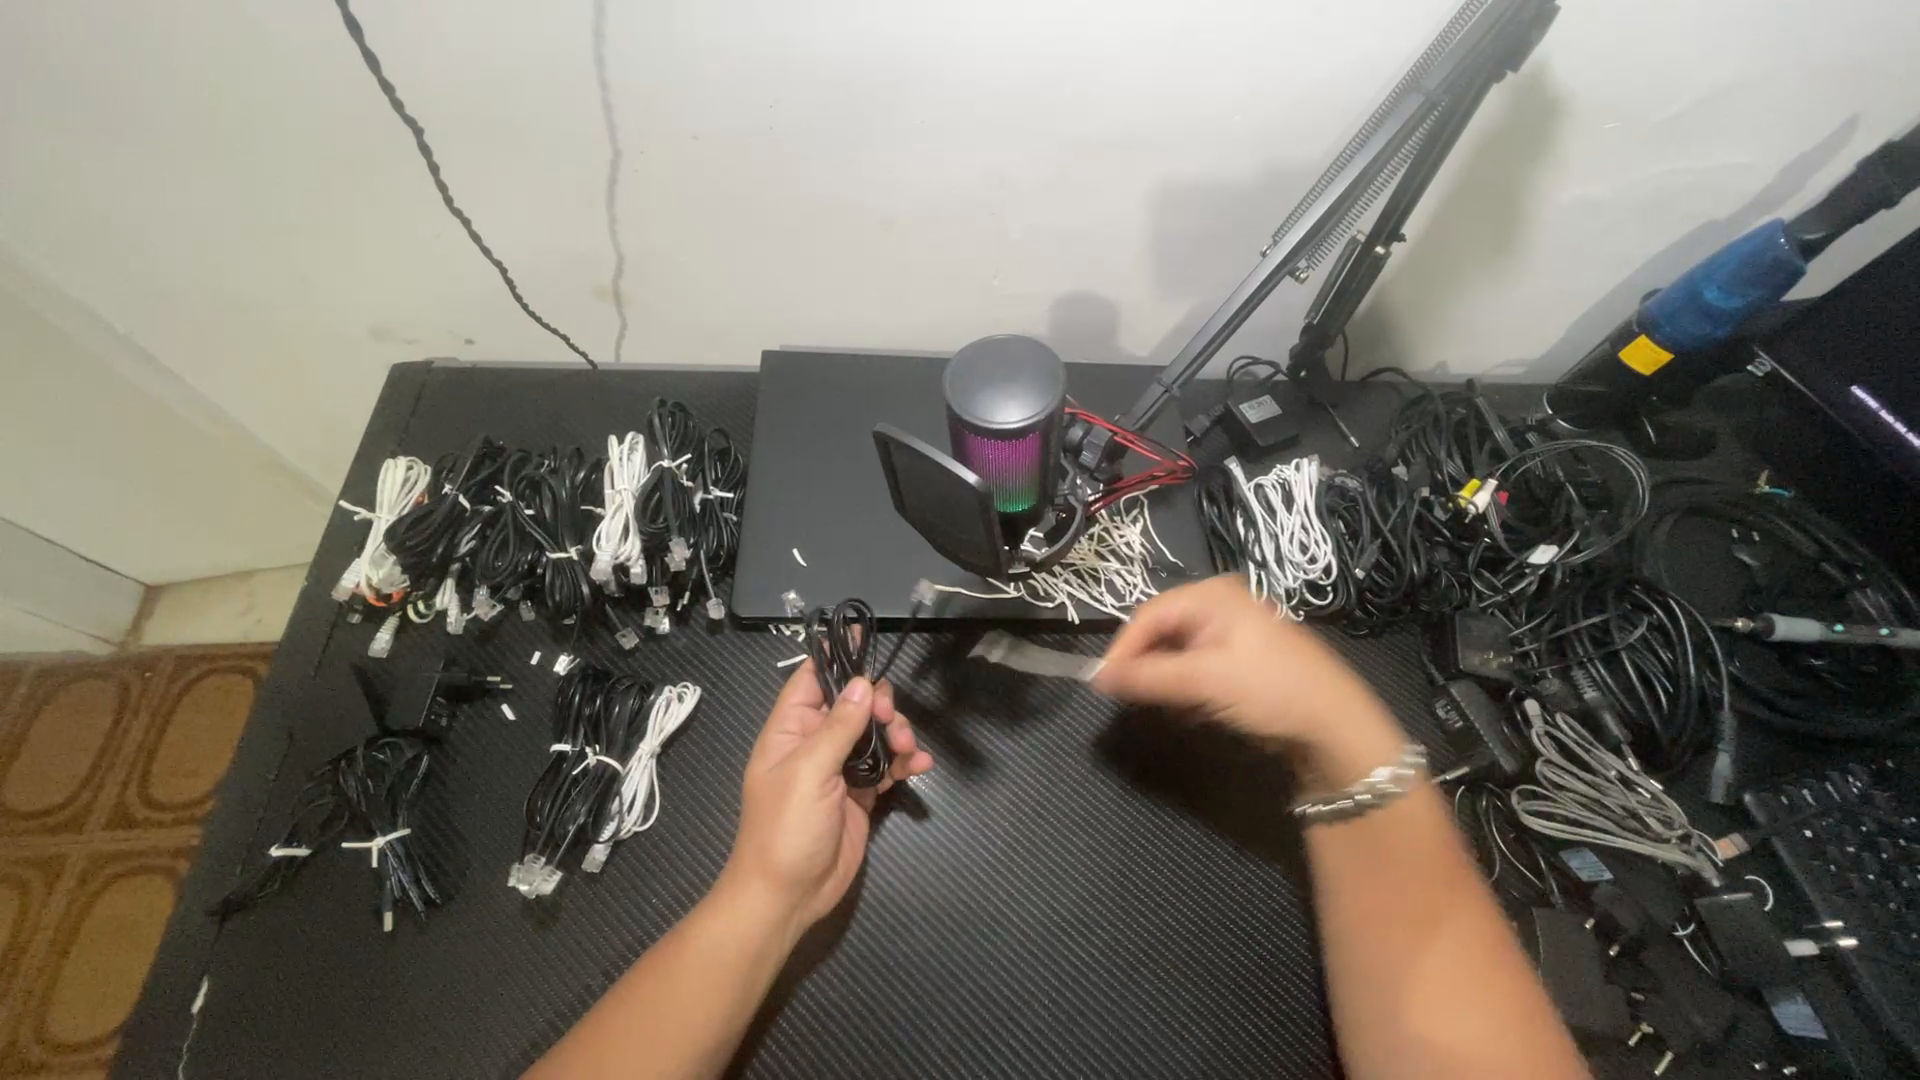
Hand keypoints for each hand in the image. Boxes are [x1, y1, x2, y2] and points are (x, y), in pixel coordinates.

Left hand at [718, 662, 933, 929]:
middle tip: (889, 721)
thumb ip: (839, 727)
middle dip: (879, 705)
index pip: (812, 680)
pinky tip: (920, 767)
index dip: (836, 657)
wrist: (788, 897)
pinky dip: (906, 763)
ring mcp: (840, 769)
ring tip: (908, 751)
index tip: (863, 635)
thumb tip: (863, 683)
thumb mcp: (808, 771)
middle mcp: (815, 743)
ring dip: (897, 734)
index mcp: (790, 730)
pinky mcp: (862, 794)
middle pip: (854, 704)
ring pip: (876, 733)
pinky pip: (888, 766)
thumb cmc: (784, 828)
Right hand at [1093, 575, 1406, 795]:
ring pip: (1176, 654)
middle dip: (1147, 668)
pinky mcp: (1240, 659)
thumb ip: (1147, 677)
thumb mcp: (1205, 682)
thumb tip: (1094, 677)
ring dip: (1167, 683)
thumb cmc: (1272, 691)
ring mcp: (1231, 631)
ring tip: (1171, 709)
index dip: (1122, 649)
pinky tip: (1194, 712)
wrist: (1339, 729)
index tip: (1103, 685)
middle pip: (1161, 632)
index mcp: (1212, 595)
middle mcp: (1219, 604)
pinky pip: (1196, 668)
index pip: (1147, 615)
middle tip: (1136, 700)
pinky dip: (1187, 690)